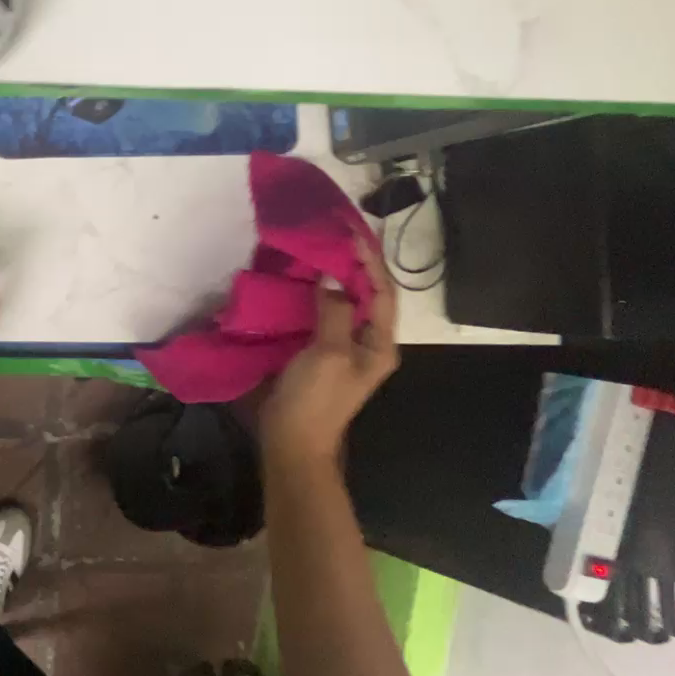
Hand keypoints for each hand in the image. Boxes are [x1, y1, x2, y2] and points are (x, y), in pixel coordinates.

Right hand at [262, 238, 398, 464]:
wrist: (292, 442)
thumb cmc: (316, 400)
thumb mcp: (330, 353)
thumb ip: (334, 312)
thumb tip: (331, 277)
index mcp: (380, 344)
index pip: (382, 292)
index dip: (369, 261)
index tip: (349, 233)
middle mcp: (367, 343)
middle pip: (367, 295)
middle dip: (354, 265)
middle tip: (332, 235)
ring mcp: (343, 349)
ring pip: (344, 303)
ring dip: (334, 277)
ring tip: (317, 250)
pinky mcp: (318, 353)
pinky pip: (322, 315)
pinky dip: (315, 295)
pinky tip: (299, 282)